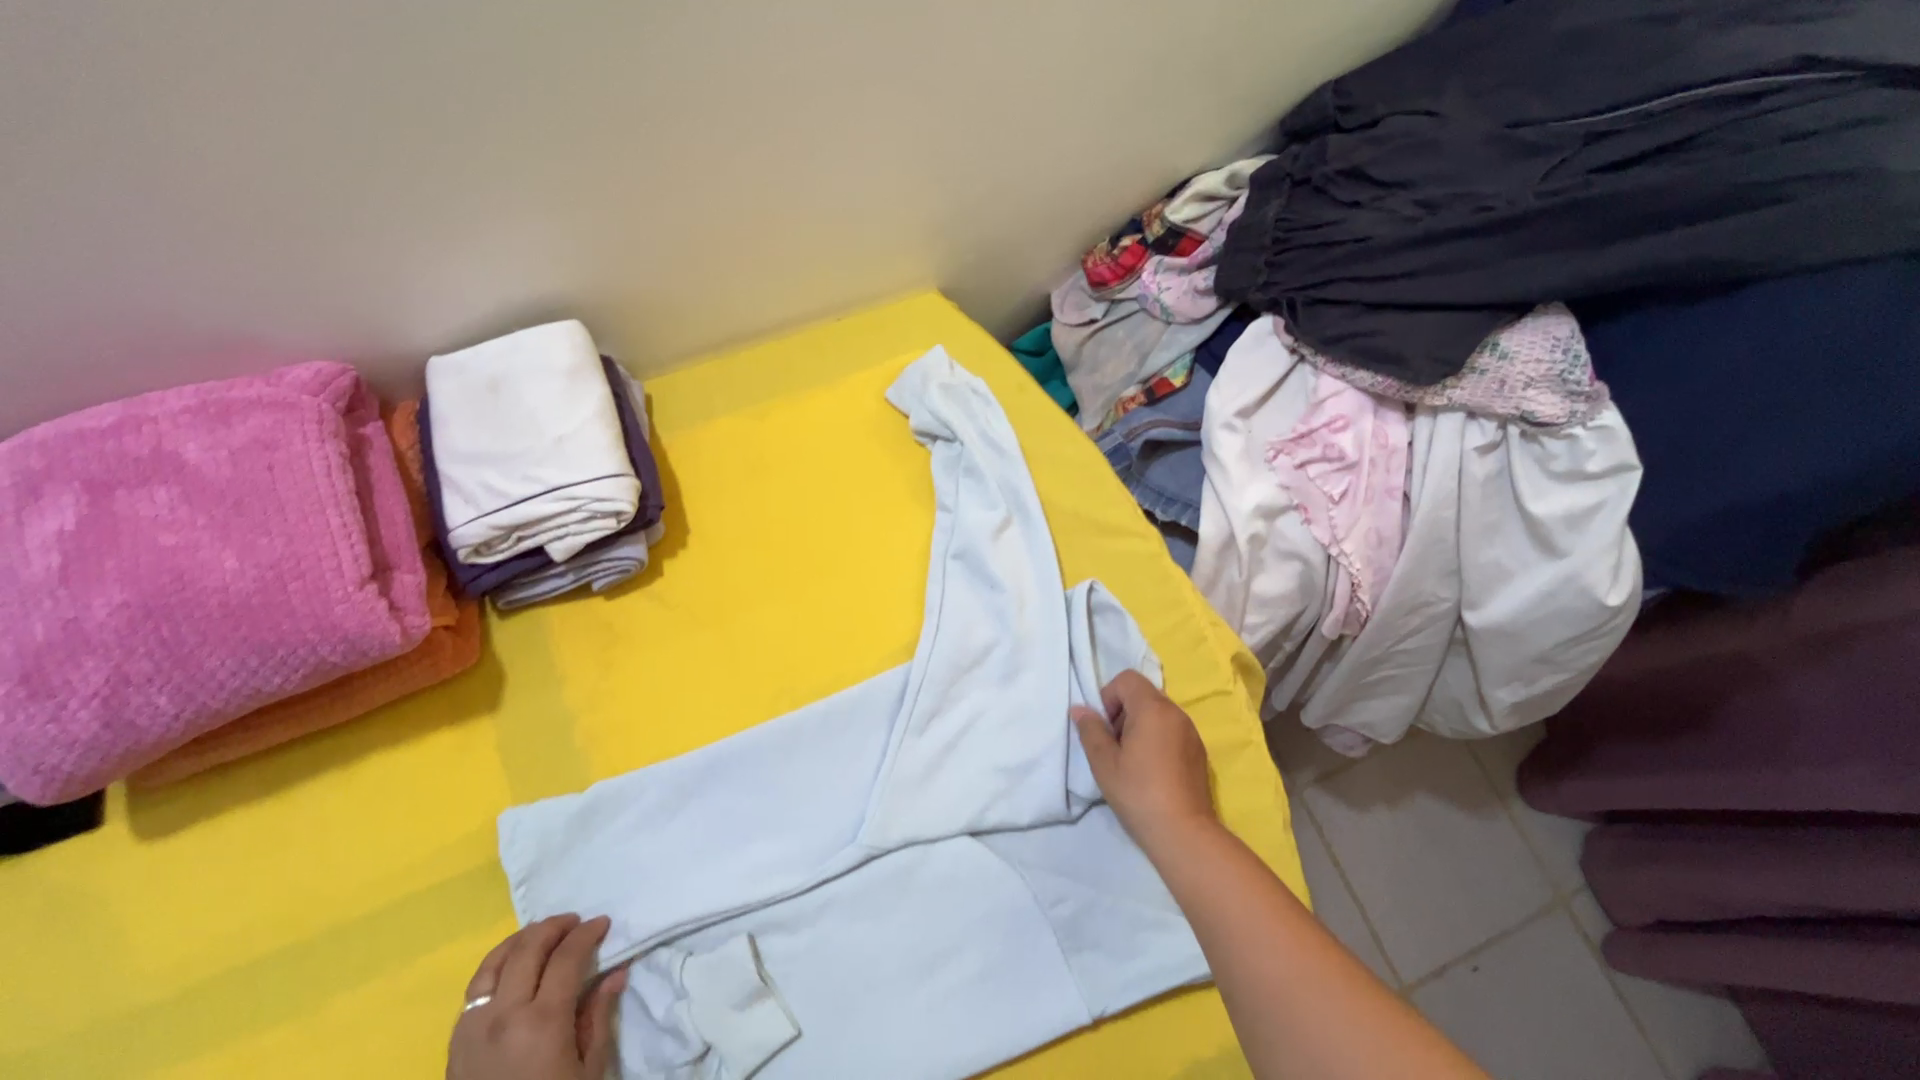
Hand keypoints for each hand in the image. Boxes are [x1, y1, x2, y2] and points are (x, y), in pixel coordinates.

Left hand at [447, 914, 628, 1079]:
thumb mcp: (589, 1069)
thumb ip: (598, 1015)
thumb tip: (616, 972)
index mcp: (542, 1022)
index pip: (566, 958)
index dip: (587, 934)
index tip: (603, 923)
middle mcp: (503, 1015)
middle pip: (528, 949)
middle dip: (555, 927)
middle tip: (576, 922)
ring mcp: (472, 1026)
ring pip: (493, 961)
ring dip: (521, 939)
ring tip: (543, 934)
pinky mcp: (455, 1040)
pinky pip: (475, 987)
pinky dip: (497, 965)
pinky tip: (512, 967)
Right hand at [1073, 670, 1217, 852]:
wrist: (1183, 831)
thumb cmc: (1138, 793)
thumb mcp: (1104, 763)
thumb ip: (1090, 730)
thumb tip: (1080, 709)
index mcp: (1153, 709)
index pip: (1127, 679)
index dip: (1109, 696)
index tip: (1105, 728)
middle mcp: (1176, 713)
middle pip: (1143, 695)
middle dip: (1123, 712)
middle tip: (1114, 747)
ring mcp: (1191, 732)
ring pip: (1158, 713)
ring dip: (1140, 726)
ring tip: (1131, 761)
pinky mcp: (1198, 751)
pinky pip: (1172, 730)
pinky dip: (1157, 739)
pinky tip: (1151, 771)